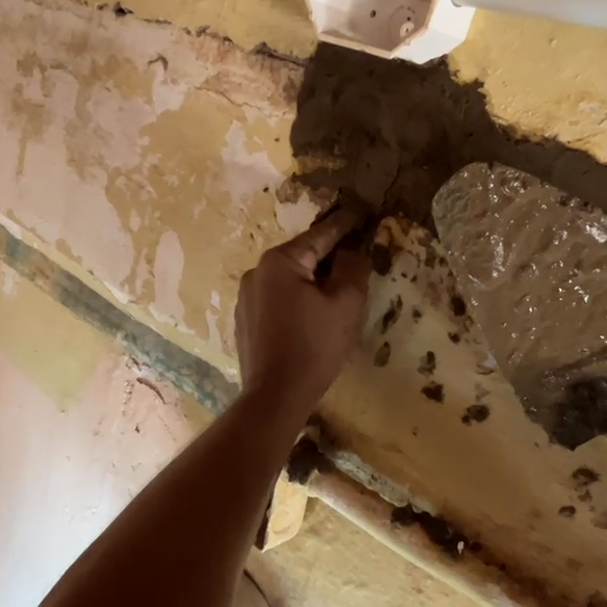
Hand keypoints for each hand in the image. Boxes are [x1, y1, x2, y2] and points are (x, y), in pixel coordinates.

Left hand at [234, 206, 371, 414]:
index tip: (361, 211)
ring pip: (289, 279)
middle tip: (355, 254)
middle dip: (328, 256)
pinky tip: (311, 316)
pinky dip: (297, 300)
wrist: (276, 395)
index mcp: (279, 261)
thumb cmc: (314, 346)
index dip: (345, 224)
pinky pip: (277, 299)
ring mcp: (246, 297)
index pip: (321, 234)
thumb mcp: (346, 304)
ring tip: (336, 290)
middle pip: (302, 256)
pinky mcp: (244, 320)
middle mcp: (256, 272)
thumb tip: (350, 252)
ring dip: (312, 281)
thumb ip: (353, 268)